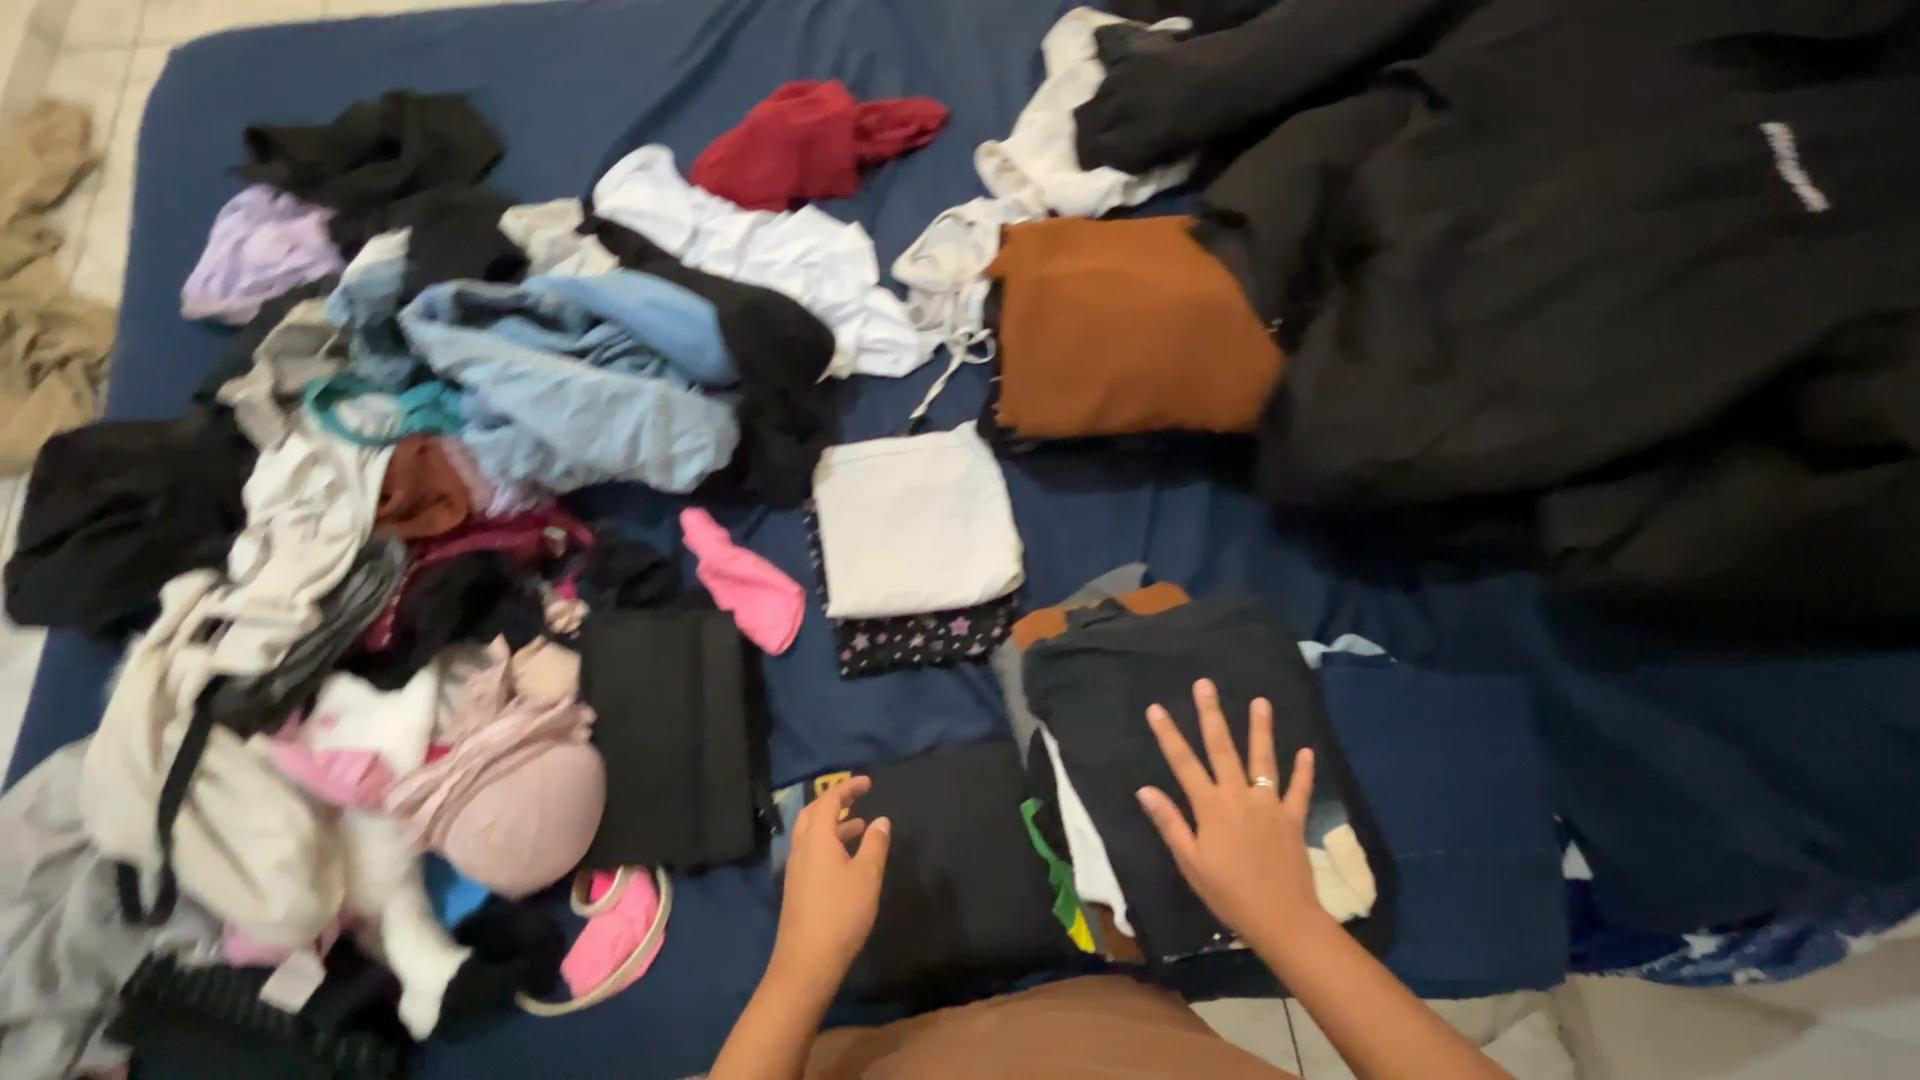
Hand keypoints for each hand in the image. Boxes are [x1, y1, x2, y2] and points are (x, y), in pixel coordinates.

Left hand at [770, 776, 890, 985]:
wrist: (806, 962)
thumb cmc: (841, 914)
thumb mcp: (867, 876)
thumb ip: (875, 844)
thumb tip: (881, 820)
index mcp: (817, 838)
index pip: (829, 801)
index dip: (848, 788)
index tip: (868, 783)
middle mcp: (801, 848)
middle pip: (812, 813)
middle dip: (834, 801)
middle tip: (858, 798)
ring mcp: (795, 869)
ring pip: (810, 834)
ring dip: (833, 824)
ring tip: (860, 825)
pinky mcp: (796, 887)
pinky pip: (811, 851)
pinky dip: (828, 842)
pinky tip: (846, 858)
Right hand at [1136, 679, 1323, 943]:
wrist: (1281, 917)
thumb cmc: (1227, 893)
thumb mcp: (1190, 862)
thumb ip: (1170, 822)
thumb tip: (1145, 790)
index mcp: (1210, 807)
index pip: (1183, 763)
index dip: (1168, 734)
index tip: (1156, 708)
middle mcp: (1238, 796)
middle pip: (1222, 748)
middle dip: (1212, 714)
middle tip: (1205, 685)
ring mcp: (1269, 805)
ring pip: (1263, 759)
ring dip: (1261, 729)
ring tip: (1261, 702)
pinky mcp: (1293, 819)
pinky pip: (1299, 791)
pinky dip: (1304, 772)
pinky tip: (1307, 752)